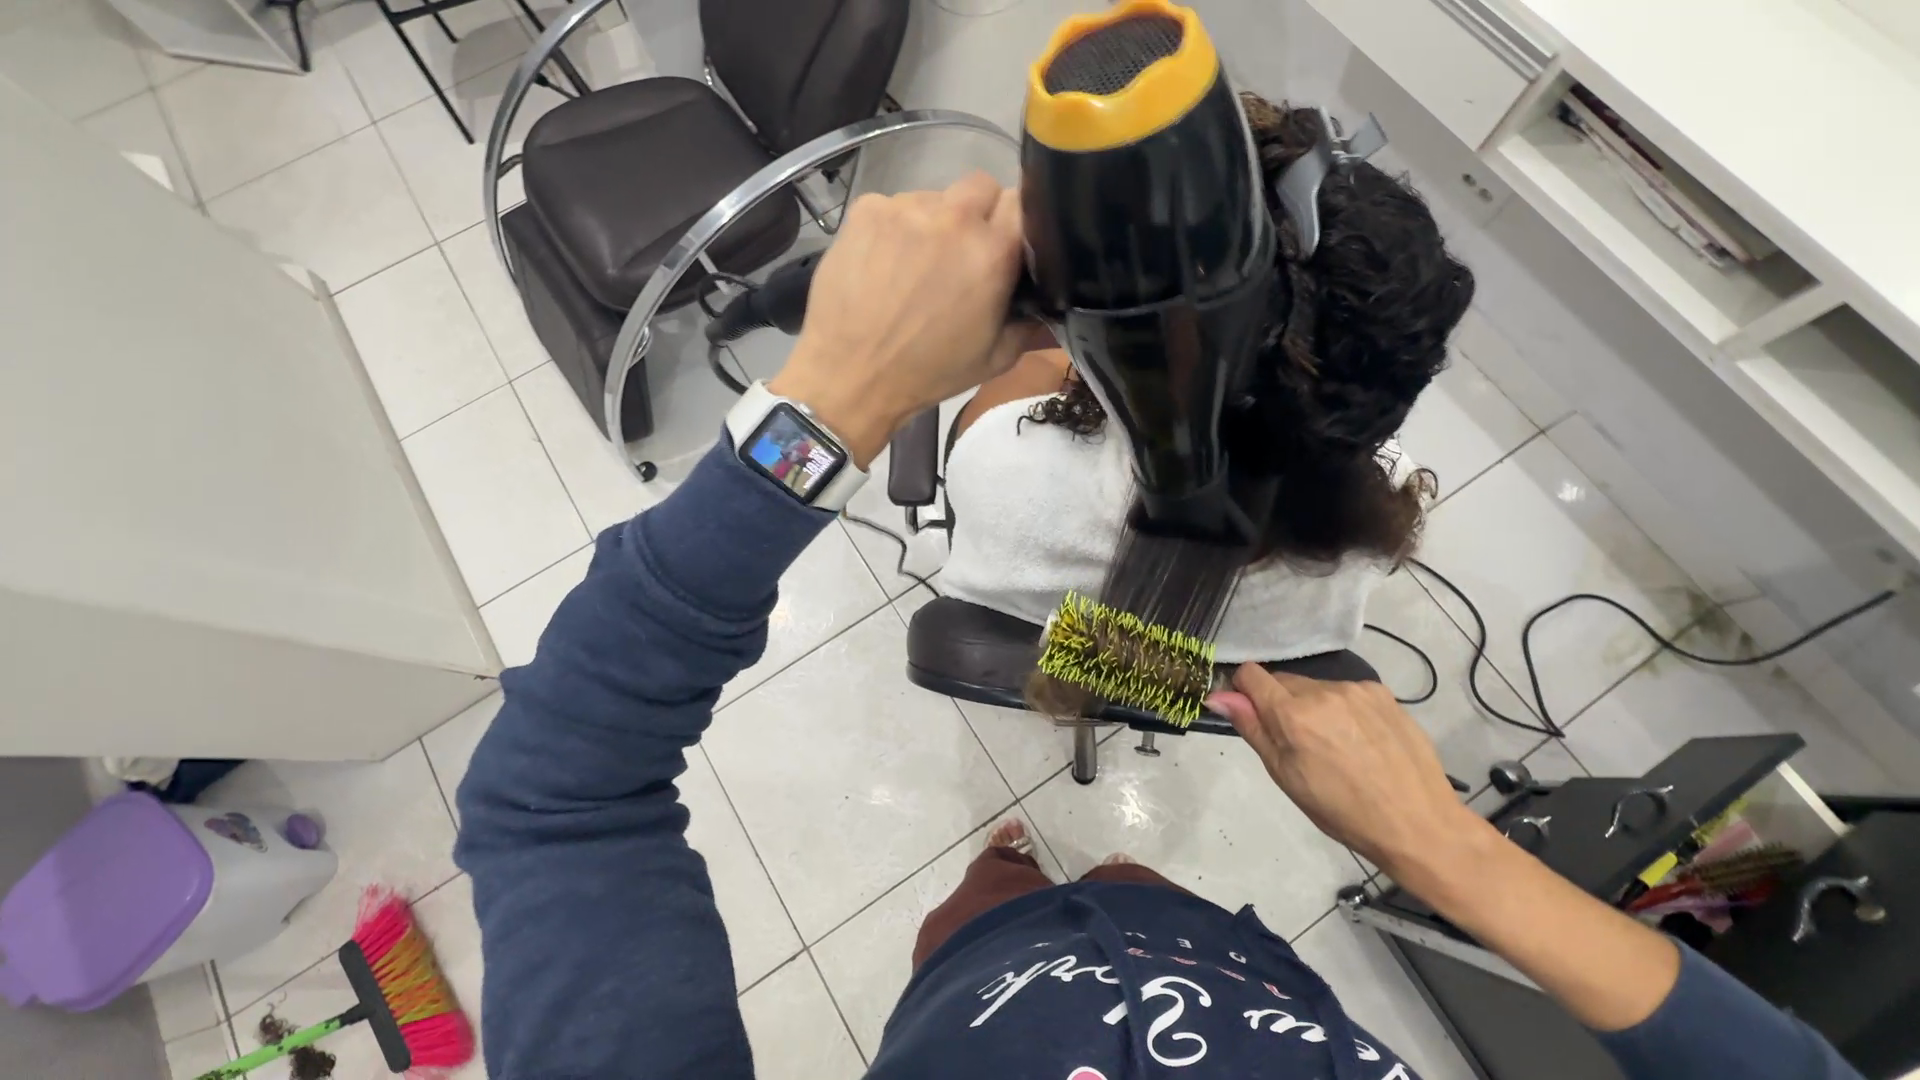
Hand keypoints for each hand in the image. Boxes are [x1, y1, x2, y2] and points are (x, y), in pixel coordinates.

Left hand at [768, 172, 1025, 466]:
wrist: (850, 376)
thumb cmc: (928, 372)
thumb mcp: (994, 359)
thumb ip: (1031, 326)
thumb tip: (1054, 311)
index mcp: (993, 252)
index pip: (1023, 201)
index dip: (1016, 221)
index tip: (1006, 244)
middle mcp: (953, 218)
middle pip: (981, 186)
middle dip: (978, 213)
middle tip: (962, 252)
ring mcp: (905, 209)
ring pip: (934, 197)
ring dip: (934, 221)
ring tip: (916, 264)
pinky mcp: (867, 210)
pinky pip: (893, 205)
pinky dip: (895, 227)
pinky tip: (884, 262)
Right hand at [1209, 667, 1484, 877]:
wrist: (1419, 823)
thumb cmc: (1342, 811)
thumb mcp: (1286, 777)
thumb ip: (1252, 729)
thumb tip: (1217, 696)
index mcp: (1293, 714)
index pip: (1251, 674)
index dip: (1243, 691)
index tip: (1251, 714)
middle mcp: (1323, 691)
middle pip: (1283, 681)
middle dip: (1281, 704)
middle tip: (1297, 744)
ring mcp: (1357, 689)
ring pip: (1315, 687)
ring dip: (1312, 707)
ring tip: (1334, 746)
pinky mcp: (1383, 694)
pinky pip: (1346, 692)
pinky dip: (1342, 709)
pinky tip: (1359, 740)